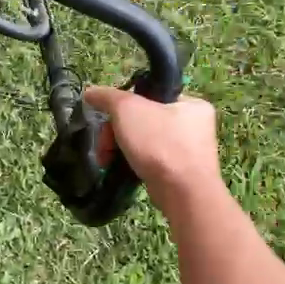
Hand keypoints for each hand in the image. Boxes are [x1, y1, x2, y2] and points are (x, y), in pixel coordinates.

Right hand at [84, 87, 221, 199]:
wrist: (183, 191)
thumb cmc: (159, 144)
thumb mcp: (127, 109)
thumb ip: (107, 96)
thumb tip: (90, 92)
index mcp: (190, 103)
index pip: (148, 96)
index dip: (122, 106)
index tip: (108, 120)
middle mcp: (194, 123)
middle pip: (140, 118)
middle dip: (115, 132)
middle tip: (104, 145)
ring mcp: (188, 147)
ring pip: (142, 138)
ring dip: (118, 147)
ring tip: (107, 160)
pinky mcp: (180, 168)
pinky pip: (149, 156)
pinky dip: (131, 159)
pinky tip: (121, 167)